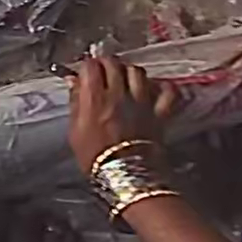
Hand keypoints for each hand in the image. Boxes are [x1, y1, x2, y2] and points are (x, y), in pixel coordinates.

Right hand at [67, 55, 180, 172]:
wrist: (126, 178)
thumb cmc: (95, 157)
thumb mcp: (74, 131)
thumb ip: (75, 103)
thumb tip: (73, 82)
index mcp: (94, 98)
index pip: (90, 66)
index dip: (86, 66)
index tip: (85, 72)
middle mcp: (119, 94)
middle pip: (114, 63)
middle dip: (106, 63)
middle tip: (103, 71)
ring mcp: (142, 102)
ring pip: (138, 71)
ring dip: (129, 71)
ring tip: (125, 78)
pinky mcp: (160, 112)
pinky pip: (168, 91)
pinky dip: (163, 86)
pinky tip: (154, 88)